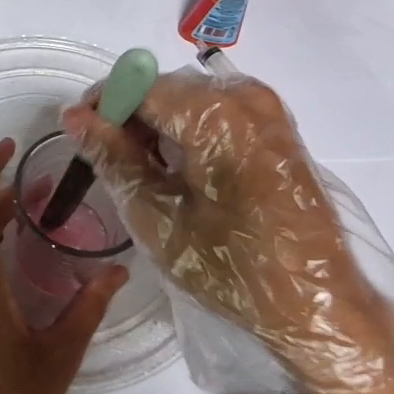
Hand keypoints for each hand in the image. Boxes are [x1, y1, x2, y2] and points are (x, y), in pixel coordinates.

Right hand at [64, 72, 393, 392]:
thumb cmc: (232, 268)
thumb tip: (75, 117)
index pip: (141, 87)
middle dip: (131, 116)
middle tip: (110, 162)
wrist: (318, 306)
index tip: (81, 136)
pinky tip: (182, 172)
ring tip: (145, 173)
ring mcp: (269, 111)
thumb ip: (114, 159)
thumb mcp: (158, 216)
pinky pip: (218, 111)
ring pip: (191, 99)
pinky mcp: (279, 129)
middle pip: (167, 88)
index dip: (104, 106)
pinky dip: (191, 131)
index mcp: (217, 117)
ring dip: (160, 125)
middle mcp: (246, 98)